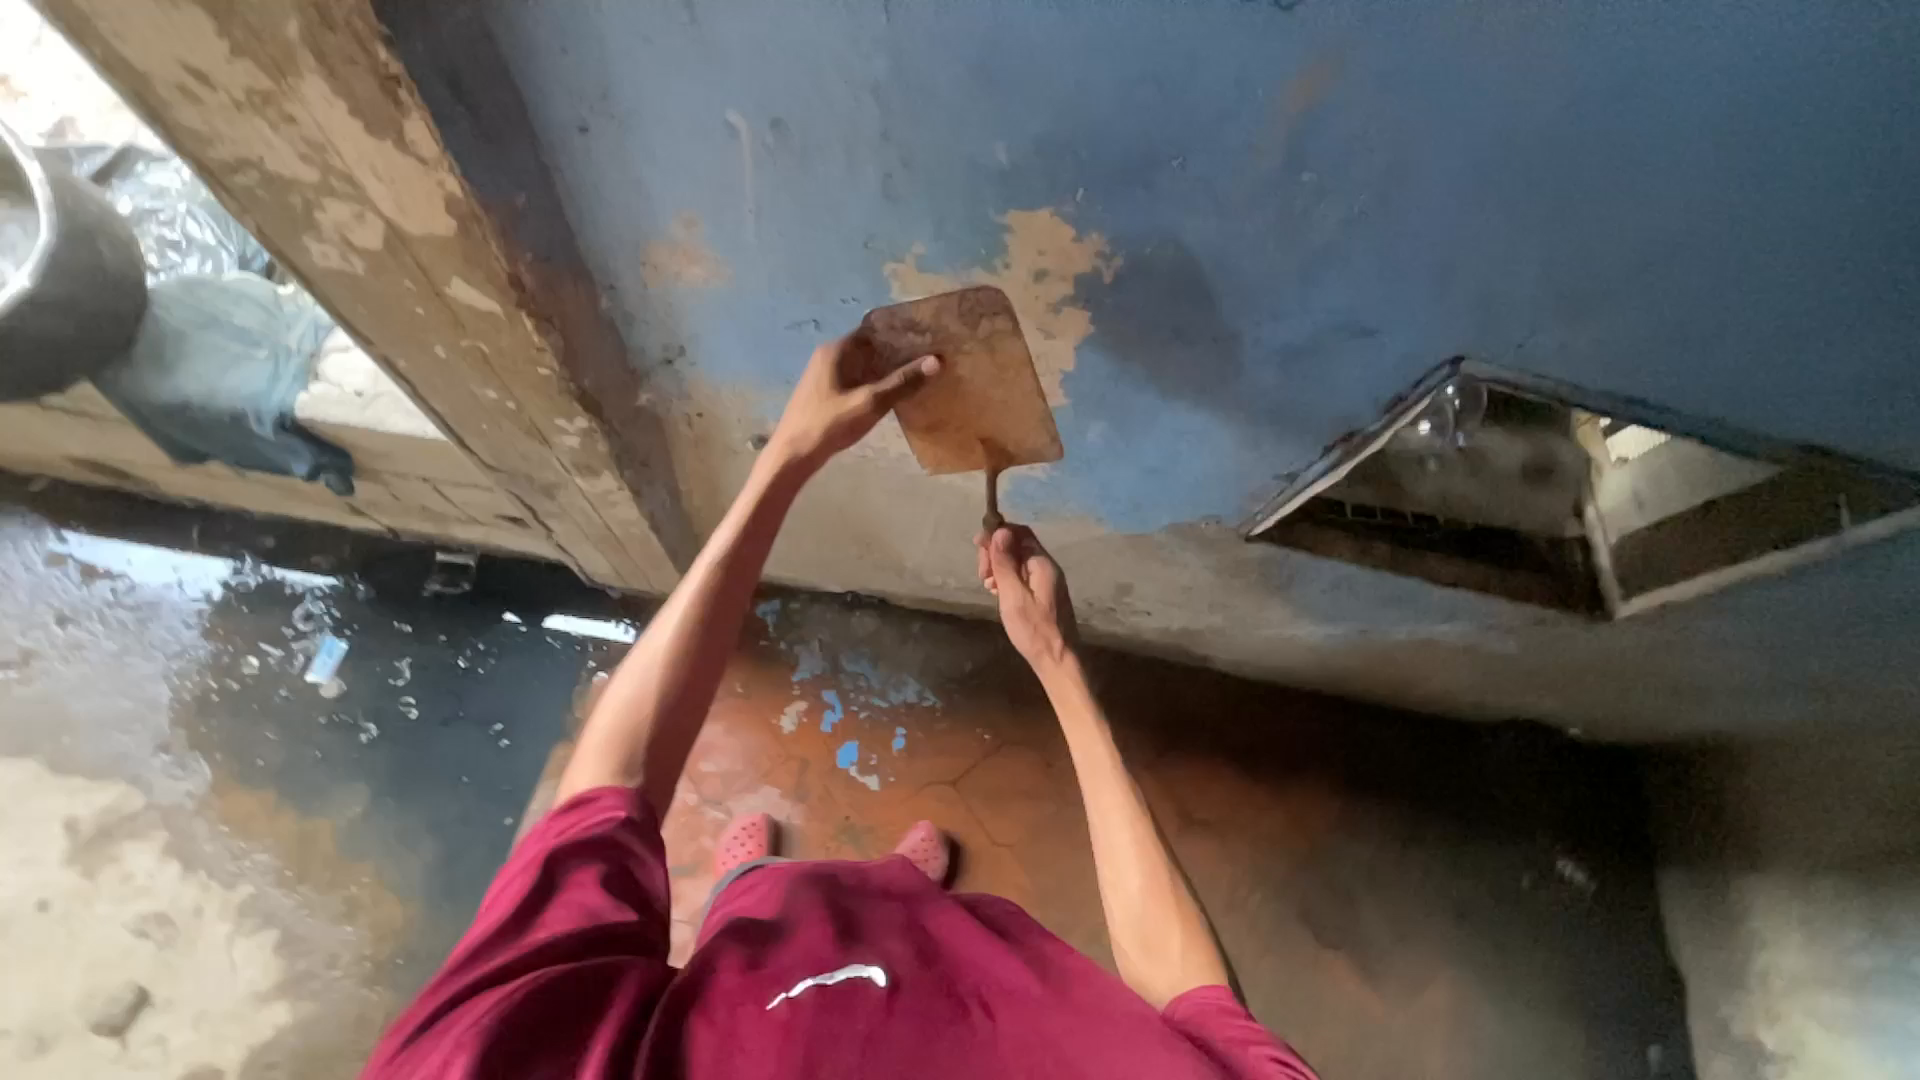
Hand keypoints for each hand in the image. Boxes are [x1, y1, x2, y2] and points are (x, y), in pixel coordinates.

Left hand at [765, 334, 940, 472]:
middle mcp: (829, 356)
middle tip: (928, 358)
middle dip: (897, 353)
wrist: (793, 455)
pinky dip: (874, 384)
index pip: (874, 330)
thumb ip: (902, 381)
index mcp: (837, 350)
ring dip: (886, 371)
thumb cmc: (829, 424)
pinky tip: (892, 396)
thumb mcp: (870, 403)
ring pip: (863, 366)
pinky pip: (856, 381)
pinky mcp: (826, 394)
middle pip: (870, 348)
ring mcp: (825, 376)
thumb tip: (936, 360)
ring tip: (917, 376)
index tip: (926, 338)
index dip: (900, 333)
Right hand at [977, 524, 1078, 673]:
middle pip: (1017, 545)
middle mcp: (1046, 567)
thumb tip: (999, 531)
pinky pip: (1021, 576)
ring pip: (1017, 561)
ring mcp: (1045, 581)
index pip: (1020, 533)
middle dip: (995, 552)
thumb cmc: (1034, 630)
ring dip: (998, 567)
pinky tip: (996, 592)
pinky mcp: (1042, 594)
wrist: (1057, 660)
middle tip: (982, 574)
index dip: (997, 534)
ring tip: (987, 585)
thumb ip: (1005, 563)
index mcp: (1042, 564)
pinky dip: (1006, 579)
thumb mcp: (1013, 596)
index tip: (977, 545)